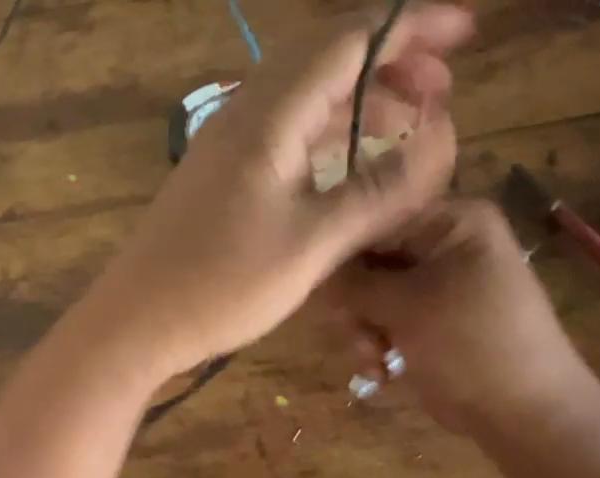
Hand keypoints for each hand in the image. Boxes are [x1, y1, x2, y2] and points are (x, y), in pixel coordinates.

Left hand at [81, 5, 474, 379]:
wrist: (133, 325)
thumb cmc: (220, 287)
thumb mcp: (312, 244)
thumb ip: (379, 192)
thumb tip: (441, 143)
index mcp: (270, 117)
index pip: (349, 40)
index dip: (413, 28)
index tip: (466, 36)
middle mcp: (244, 116)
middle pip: (325, 59)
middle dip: (390, 61)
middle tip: (441, 92)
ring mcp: (225, 148)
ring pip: (303, 98)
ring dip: (358, 100)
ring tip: (408, 124)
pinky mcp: (216, 180)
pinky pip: (282, 133)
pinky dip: (326, 134)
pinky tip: (347, 163)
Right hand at [319, 199, 594, 431]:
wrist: (523, 410)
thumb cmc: (470, 345)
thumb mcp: (406, 307)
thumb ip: (353, 283)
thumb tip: (312, 270)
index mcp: (450, 220)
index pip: (373, 219)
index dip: (342, 256)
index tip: (323, 294)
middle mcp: (444, 243)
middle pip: (368, 261)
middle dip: (356, 307)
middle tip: (361, 340)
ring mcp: (438, 284)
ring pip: (371, 297)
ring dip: (363, 334)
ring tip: (375, 364)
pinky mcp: (430, 320)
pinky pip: (385, 321)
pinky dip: (377, 347)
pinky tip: (382, 372)